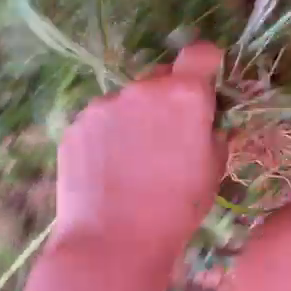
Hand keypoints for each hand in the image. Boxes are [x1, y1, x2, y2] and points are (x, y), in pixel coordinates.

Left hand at [53, 43, 226, 258]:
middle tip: (176, 133)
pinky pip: (103, 120)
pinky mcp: (75, 126)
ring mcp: (103, 106)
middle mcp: (142, 90)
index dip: (208, 64)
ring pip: (131, 100)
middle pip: (163, 77)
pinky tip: (115, 167)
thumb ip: (213, 131)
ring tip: (140, 158)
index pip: (200, 53)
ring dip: (140, 117)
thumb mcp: (216, 165)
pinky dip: (113, 135)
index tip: (210, 82)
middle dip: (172, 96)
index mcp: (185, 95)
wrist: (115, 236)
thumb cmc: (180, 203)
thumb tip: (208, 123)